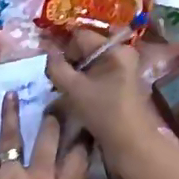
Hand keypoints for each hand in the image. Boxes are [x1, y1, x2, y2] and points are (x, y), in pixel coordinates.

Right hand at [44, 30, 161, 159]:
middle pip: (87, 47)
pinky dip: (87, 79)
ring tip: (68, 89)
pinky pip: (99, 71)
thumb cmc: (103, 112)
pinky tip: (79, 94)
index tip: (56, 70)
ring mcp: (125, 66)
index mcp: (115, 48)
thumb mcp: (74, 88)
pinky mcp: (123, 80)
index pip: (81, 36)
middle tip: (59, 81)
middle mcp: (123, 52)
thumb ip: (57, 67)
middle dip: (71, 62)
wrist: (130, 142)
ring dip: (77, 73)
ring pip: (91, 61)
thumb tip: (48, 51)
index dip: (64, 50)